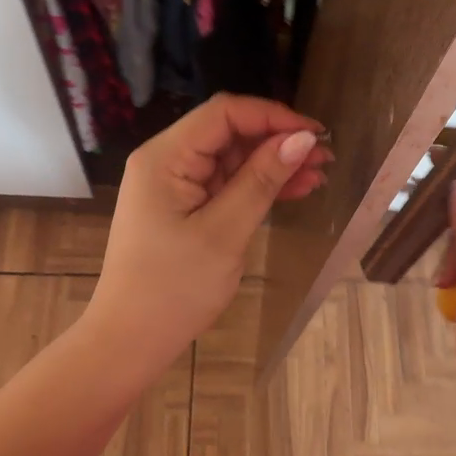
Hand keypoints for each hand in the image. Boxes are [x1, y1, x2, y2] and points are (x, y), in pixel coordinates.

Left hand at [86, 94, 331, 364]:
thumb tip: (302, 138)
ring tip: (319, 175)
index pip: (224, 113)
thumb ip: (262, 180)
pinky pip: (226, 183)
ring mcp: (174, 184)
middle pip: (229, 131)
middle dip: (278, 140)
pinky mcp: (184, 207)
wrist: (129, 342)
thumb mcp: (224, 232)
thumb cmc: (173, 289)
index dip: (273, 116)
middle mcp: (167, 160)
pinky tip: (296, 191)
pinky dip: (258, 185)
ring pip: (232, 157)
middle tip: (325, 158)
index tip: (315, 135)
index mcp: (165, 156)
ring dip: (273, 163)